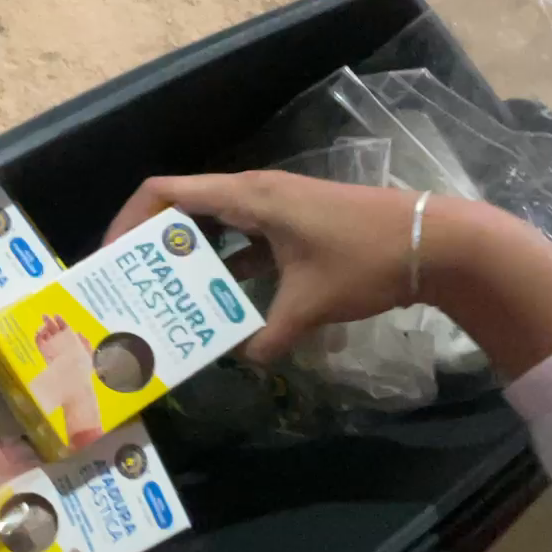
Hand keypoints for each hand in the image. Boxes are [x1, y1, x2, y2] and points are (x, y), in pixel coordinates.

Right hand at [105, 172, 424, 362]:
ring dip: (187, 253)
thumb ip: (268, 335)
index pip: (165, 191)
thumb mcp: (311, 304)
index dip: (129, 218)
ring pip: (210, 222)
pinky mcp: (290, 221)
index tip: (112, 257)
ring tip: (166, 292)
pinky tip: (217, 296)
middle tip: (132, 281)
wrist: (438, 241)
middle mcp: (252, 192)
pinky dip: (221, 261)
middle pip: (181, 204)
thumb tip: (243, 360)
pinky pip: (238, 236)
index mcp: (246, 196)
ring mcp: (272, 205)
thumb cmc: (367, 260)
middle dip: (151, 241)